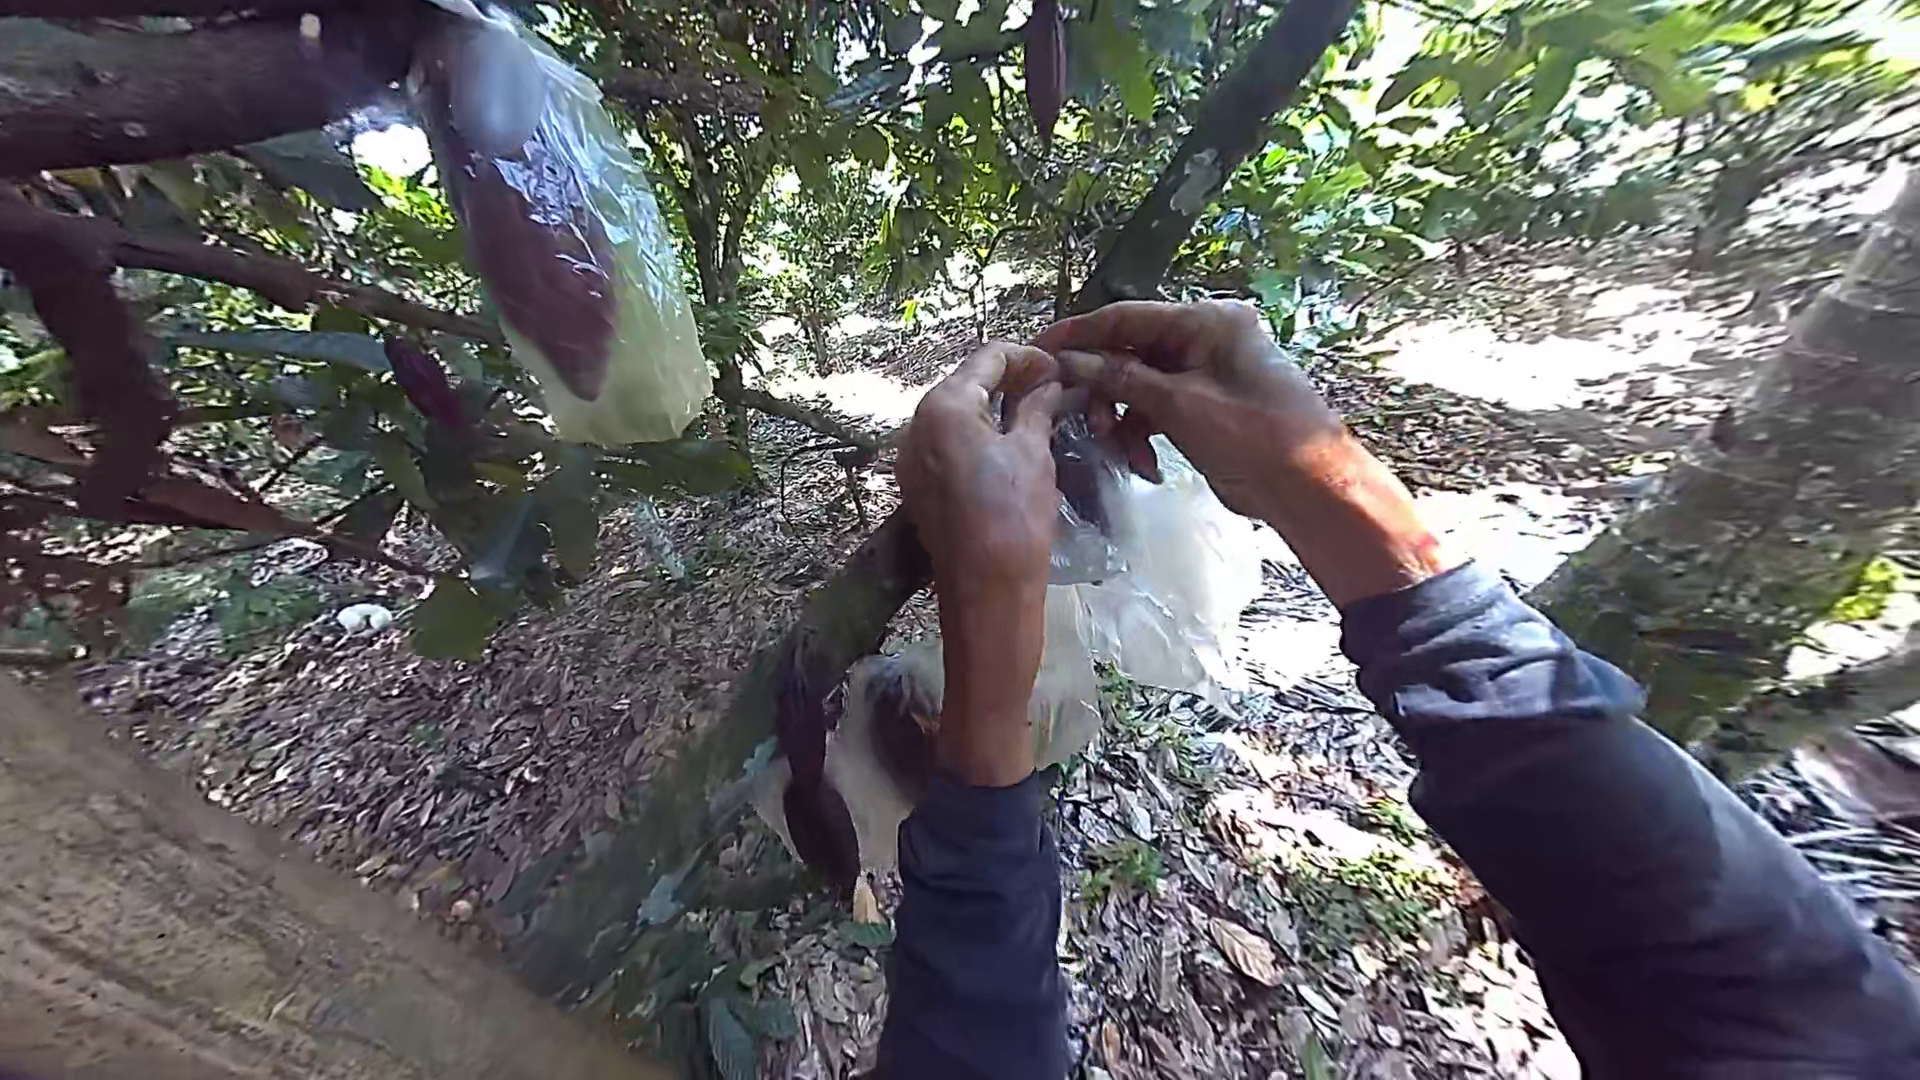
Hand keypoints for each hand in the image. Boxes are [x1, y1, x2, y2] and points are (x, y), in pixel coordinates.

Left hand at [897, 341, 1061, 786]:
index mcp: (941, 407)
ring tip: (1039, 416)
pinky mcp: (920, 487)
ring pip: (958, 415)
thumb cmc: (1014, 518)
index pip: (987, 357)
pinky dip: (980, 437)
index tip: (1059, 369)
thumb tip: (1048, 381)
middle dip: (1011, 381)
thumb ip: (1036, 405)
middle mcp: (916, 426)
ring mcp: (913, 459)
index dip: (1027, 356)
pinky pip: (951, 446)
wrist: (986, 594)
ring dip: (996, 409)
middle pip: (967, 384)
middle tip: (1054, 391)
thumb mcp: (1033, 453)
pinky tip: (1011, 446)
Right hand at [1035, 300, 1456, 605]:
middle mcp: (1201, 340)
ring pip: (1136, 387)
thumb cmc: (1252, 435)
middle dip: (1103, 391)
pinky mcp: (1198, 406)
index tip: (1040, 348)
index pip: (1126, 317)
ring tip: (1119, 453)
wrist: (1306, 487)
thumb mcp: (1179, 404)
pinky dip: (1141, 436)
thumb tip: (1070, 359)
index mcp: (1204, 321)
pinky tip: (1144, 465)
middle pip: (1128, 354)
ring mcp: (1200, 375)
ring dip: (1121, 421)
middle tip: (1080, 419)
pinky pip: (1152, 411)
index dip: (1079, 333)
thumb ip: (1121, 378)